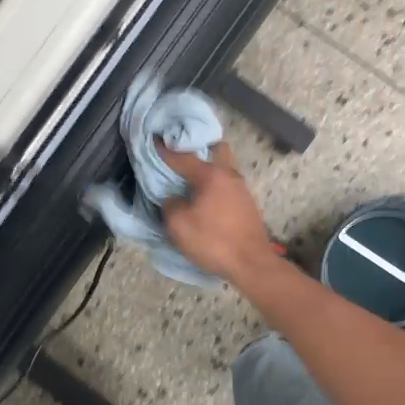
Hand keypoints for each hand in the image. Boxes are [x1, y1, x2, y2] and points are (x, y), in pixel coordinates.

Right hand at [158, 142, 277, 285]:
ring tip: (190, 181)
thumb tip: (173, 199)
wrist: (251, 263)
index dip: (164, 150)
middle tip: (181, 159)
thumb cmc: (213, 241)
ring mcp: (241, 188)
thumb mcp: (178, 225)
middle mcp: (229, 175)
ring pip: (223, 168)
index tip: (153, 140)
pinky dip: (215, 185)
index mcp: (211, 175)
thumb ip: (170, 205)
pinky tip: (205, 198)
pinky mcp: (247, 203)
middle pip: (215, 150)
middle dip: (198, 150)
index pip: (182, 157)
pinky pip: (227, 185)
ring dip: (207, 170)